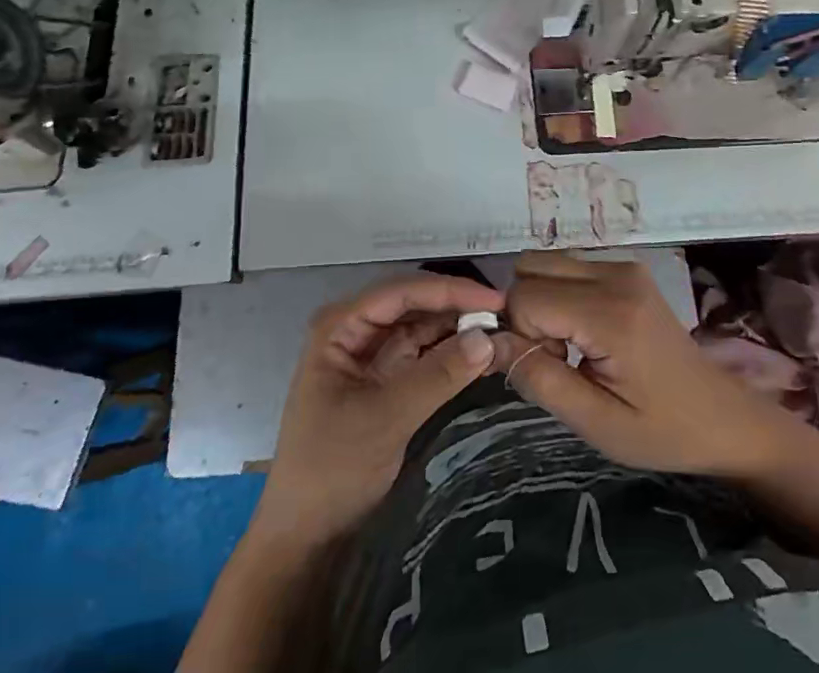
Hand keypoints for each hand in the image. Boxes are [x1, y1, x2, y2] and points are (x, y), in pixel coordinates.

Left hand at [256, 274, 501, 543]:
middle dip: (456, 307)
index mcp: (339, 327)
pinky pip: (422, 357)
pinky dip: (451, 355)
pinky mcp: (384, 382)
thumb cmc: (333, 465)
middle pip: (411, 306)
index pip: (399, 293)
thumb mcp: (387, 417)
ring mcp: (369, 357)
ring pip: (420, 330)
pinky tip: (483, 355)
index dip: (449, 291)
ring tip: (506, 332)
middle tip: (510, 315)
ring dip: (458, 330)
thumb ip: (437, 375)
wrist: (307, 528)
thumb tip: (489, 337)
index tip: (496, 300)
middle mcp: (353, 331)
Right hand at [492, 251, 796, 478]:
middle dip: (526, 312)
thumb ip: (538, 378)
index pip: (524, 298)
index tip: (554, 367)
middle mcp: (616, 276)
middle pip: (527, 269)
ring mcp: (622, 267)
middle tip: (558, 355)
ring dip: (539, 301)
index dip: (522, 335)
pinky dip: (556, 294)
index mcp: (612, 315)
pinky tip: (582, 330)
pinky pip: (563, 267)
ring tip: (570, 344)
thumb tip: (491, 341)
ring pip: (541, 262)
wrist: (727, 420)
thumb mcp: (596, 422)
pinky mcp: (625, 269)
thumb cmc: (664, 431)